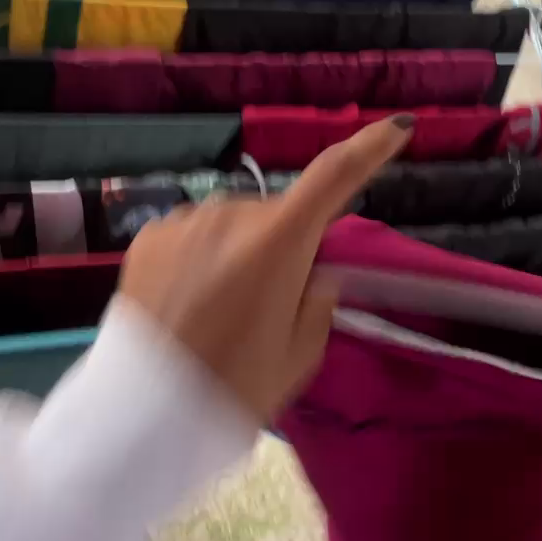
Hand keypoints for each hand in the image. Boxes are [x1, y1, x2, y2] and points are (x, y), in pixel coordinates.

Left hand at [117, 117, 411, 421]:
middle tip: (267, 304)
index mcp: (279, 242)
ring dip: (237, 251)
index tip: (397, 128)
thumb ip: (318, 302)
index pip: (336, 176)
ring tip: (216, 310)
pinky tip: (184, 300)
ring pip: (231, 224)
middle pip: (276, 216)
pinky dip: (198, 257)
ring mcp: (184, 221)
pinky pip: (191, 235)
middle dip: (282, 245)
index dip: (370, 148)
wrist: (144, 411)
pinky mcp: (148, 236)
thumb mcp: (298, 355)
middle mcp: (231, 215)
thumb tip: (315, 272)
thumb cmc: (234, 388)